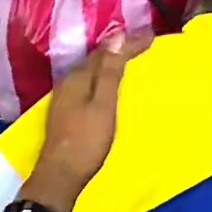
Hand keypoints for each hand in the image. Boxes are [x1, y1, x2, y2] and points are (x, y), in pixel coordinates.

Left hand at [21, 33, 134, 211]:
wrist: (59, 175)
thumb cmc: (86, 142)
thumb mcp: (103, 105)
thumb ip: (109, 73)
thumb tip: (117, 36)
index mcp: (78, 77)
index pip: (106, 50)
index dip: (128, 42)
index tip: (151, 36)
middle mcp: (68, 82)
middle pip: (96, 58)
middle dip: (118, 49)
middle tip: (142, 43)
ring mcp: (63, 97)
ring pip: (89, 71)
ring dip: (108, 63)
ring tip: (127, 58)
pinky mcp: (63, 111)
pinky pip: (85, 84)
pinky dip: (100, 78)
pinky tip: (105, 84)